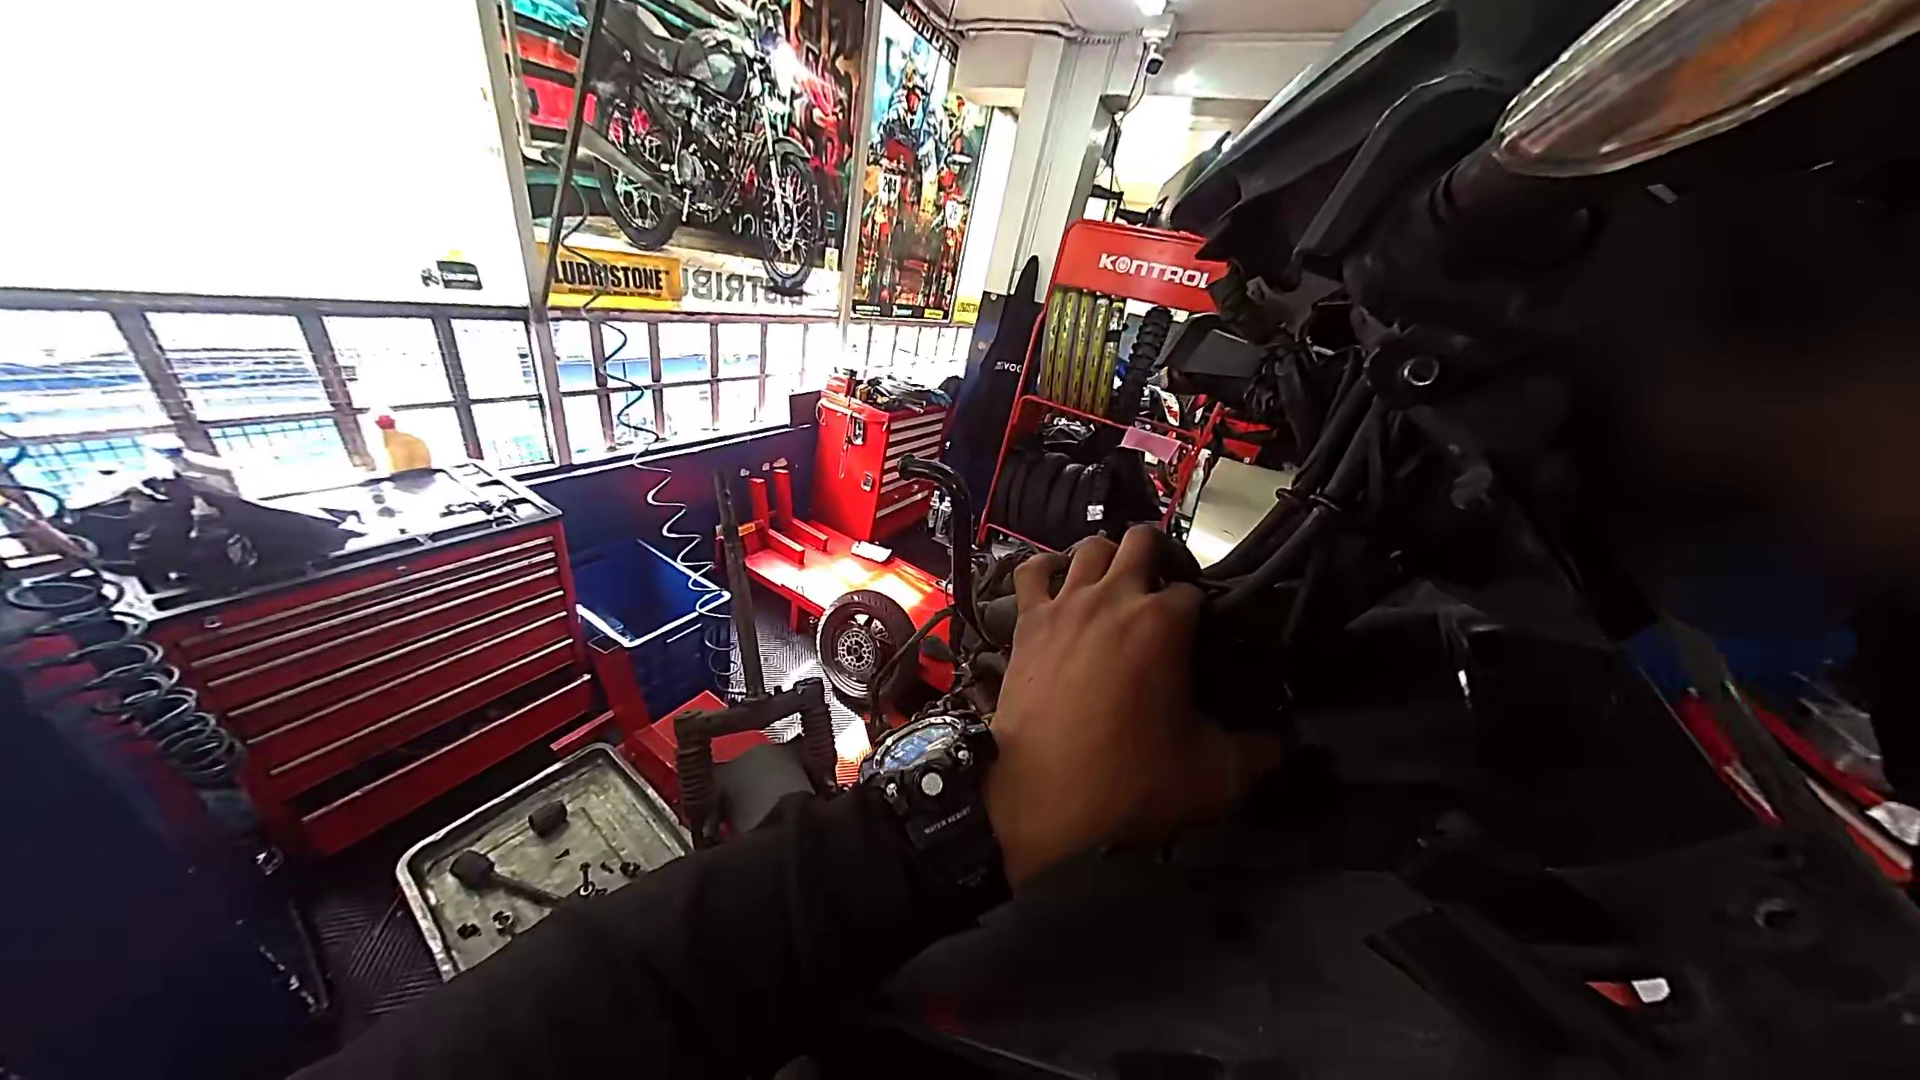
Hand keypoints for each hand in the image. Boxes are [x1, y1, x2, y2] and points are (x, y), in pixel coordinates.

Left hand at [985, 525, 1251, 885]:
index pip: (1195, 592)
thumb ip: (1257, 751)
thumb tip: (1278, 742)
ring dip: (1110, 556)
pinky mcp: (1028, 619)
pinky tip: (1058, 580)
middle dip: (1162, 555)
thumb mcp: (1213, 774)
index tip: (1201, 633)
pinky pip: (1031, 571)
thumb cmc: (1124, 779)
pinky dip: (1046, 567)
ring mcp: (1066, 604)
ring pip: (1091, 546)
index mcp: (1163, 623)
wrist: (1040, 791)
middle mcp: (1114, 598)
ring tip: (1118, 581)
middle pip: (1144, 541)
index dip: (1203, 609)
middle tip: (1167, 585)